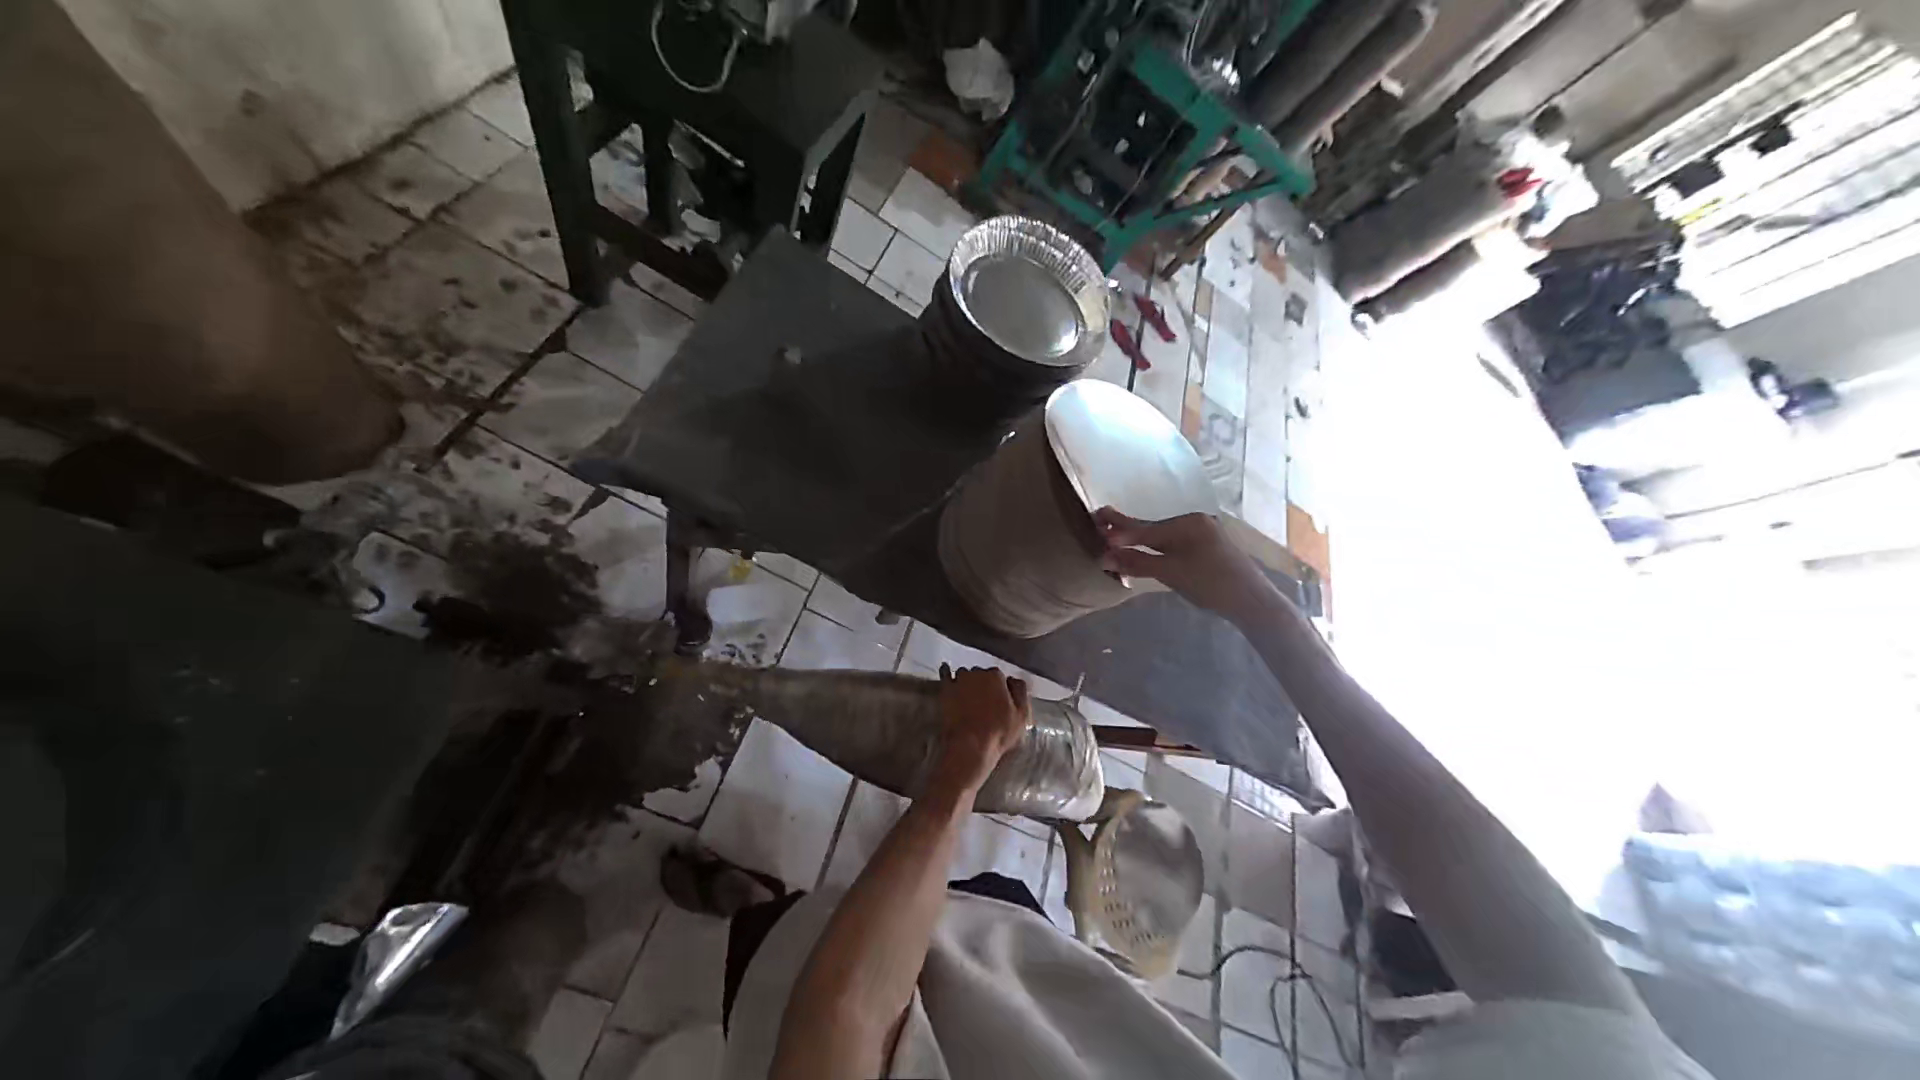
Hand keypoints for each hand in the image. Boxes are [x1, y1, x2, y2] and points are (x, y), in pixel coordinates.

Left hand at [932, 666, 1030, 792]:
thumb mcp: (1022, 715)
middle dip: (983, 685)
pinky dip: (947, 672)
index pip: (999, 677)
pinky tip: (946, 670)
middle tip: (985, 702)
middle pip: (981, 674)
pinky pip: (945, 674)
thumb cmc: (998, 732)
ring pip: (965, 675)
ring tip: (969, 697)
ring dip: (967, 682)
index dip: (1000, 689)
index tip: (999, 701)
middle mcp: (976, 673)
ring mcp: (959, 680)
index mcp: (996, 677)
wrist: (969, 746)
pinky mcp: (945, 689)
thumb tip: (1013, 680)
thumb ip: (1020, 692)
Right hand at [1093, 507, 1277, 621]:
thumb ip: (1137, 563)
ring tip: (1113, 537)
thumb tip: (1104, 557)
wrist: (1253, 601)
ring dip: (1138, 540)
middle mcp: (1194, 522)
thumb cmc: (1211, 584)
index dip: (1118, 529)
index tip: (1094, 520)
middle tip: (1099, 519)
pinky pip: (1173, 544)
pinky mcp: (1206, 548)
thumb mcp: (1170, 573)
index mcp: (1187, 523)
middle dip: (1125, 530)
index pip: (1144, 528)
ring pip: (1162, 537)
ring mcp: (1202, 534)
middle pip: (1152, 529)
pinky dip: (1155, 548)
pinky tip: (1142, 549)